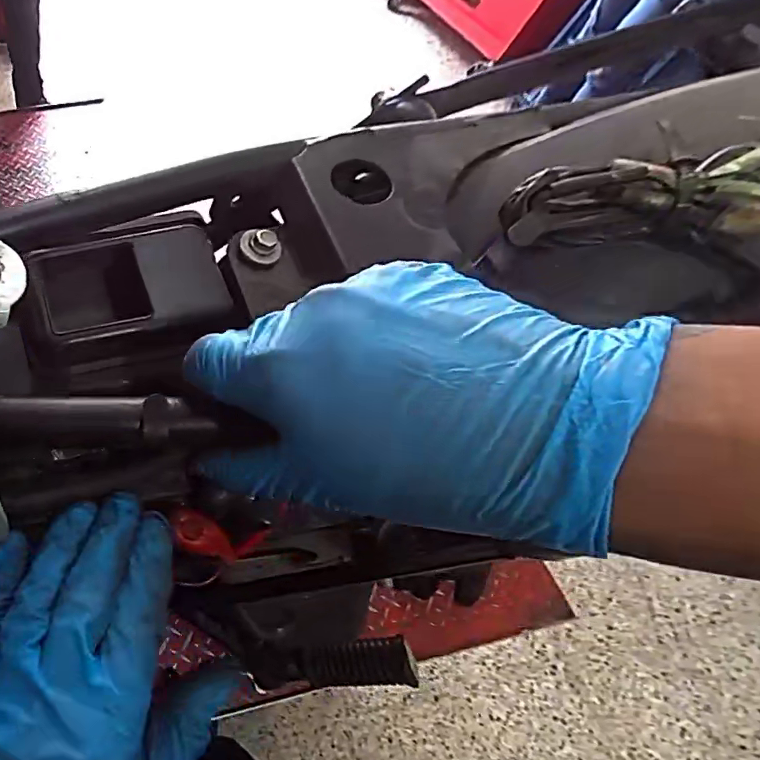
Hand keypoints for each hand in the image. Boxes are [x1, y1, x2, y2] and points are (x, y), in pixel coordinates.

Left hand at [0, 495, 232, 759]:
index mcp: (113, 706)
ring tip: (81, 514)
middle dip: (106, 541)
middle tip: (121, 505)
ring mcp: (6, 674)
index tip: (155, 528)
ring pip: (36, 594)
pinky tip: (15, 544)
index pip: (135, 613)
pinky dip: (0, 577)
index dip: (146, 564)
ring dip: (59, 547)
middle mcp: (58, 678)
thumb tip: (229, 667)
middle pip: (85, 591)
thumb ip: (188, 719)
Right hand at [183, 262, 675, 554]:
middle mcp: (307, 315)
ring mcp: (360, 290)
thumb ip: (245, 464)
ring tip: (371, 396)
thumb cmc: (441, 463)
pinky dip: (370, 333)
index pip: (202, 360)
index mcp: (271, 365)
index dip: (210, 389)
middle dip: (274, 376)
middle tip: (313, 417)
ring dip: (323, 354)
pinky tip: (405, 370)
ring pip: (310, 323)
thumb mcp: (315, 482)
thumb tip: (216, 455)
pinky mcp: (409, 277)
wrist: (557, 428)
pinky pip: (362, 304)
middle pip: (258, 341)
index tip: (231, 406)